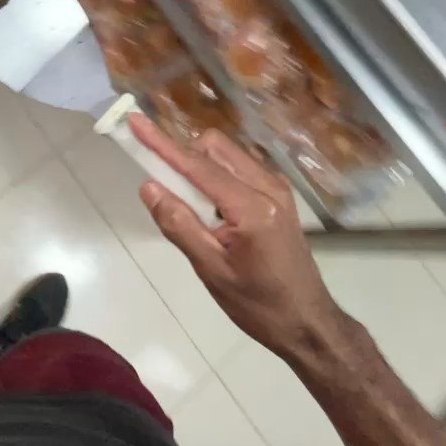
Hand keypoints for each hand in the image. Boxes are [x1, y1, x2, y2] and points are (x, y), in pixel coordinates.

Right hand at [131, 115, 341, 358]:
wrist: (308, 323)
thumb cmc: (257, 304)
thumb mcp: (211, 270)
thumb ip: (179, 224)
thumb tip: (149, 187)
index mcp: (251, 207)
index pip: (197, 166)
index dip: (162, 144)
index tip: (136, 122)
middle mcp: (268, 186)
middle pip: (214, 147)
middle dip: (185, 157)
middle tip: (170, 193)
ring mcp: (277, 188)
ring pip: (227, 154)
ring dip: (201, 168)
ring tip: (196, 211)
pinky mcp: (279, 195)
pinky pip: (239, 168)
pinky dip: (217, 177)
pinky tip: (215, 213)